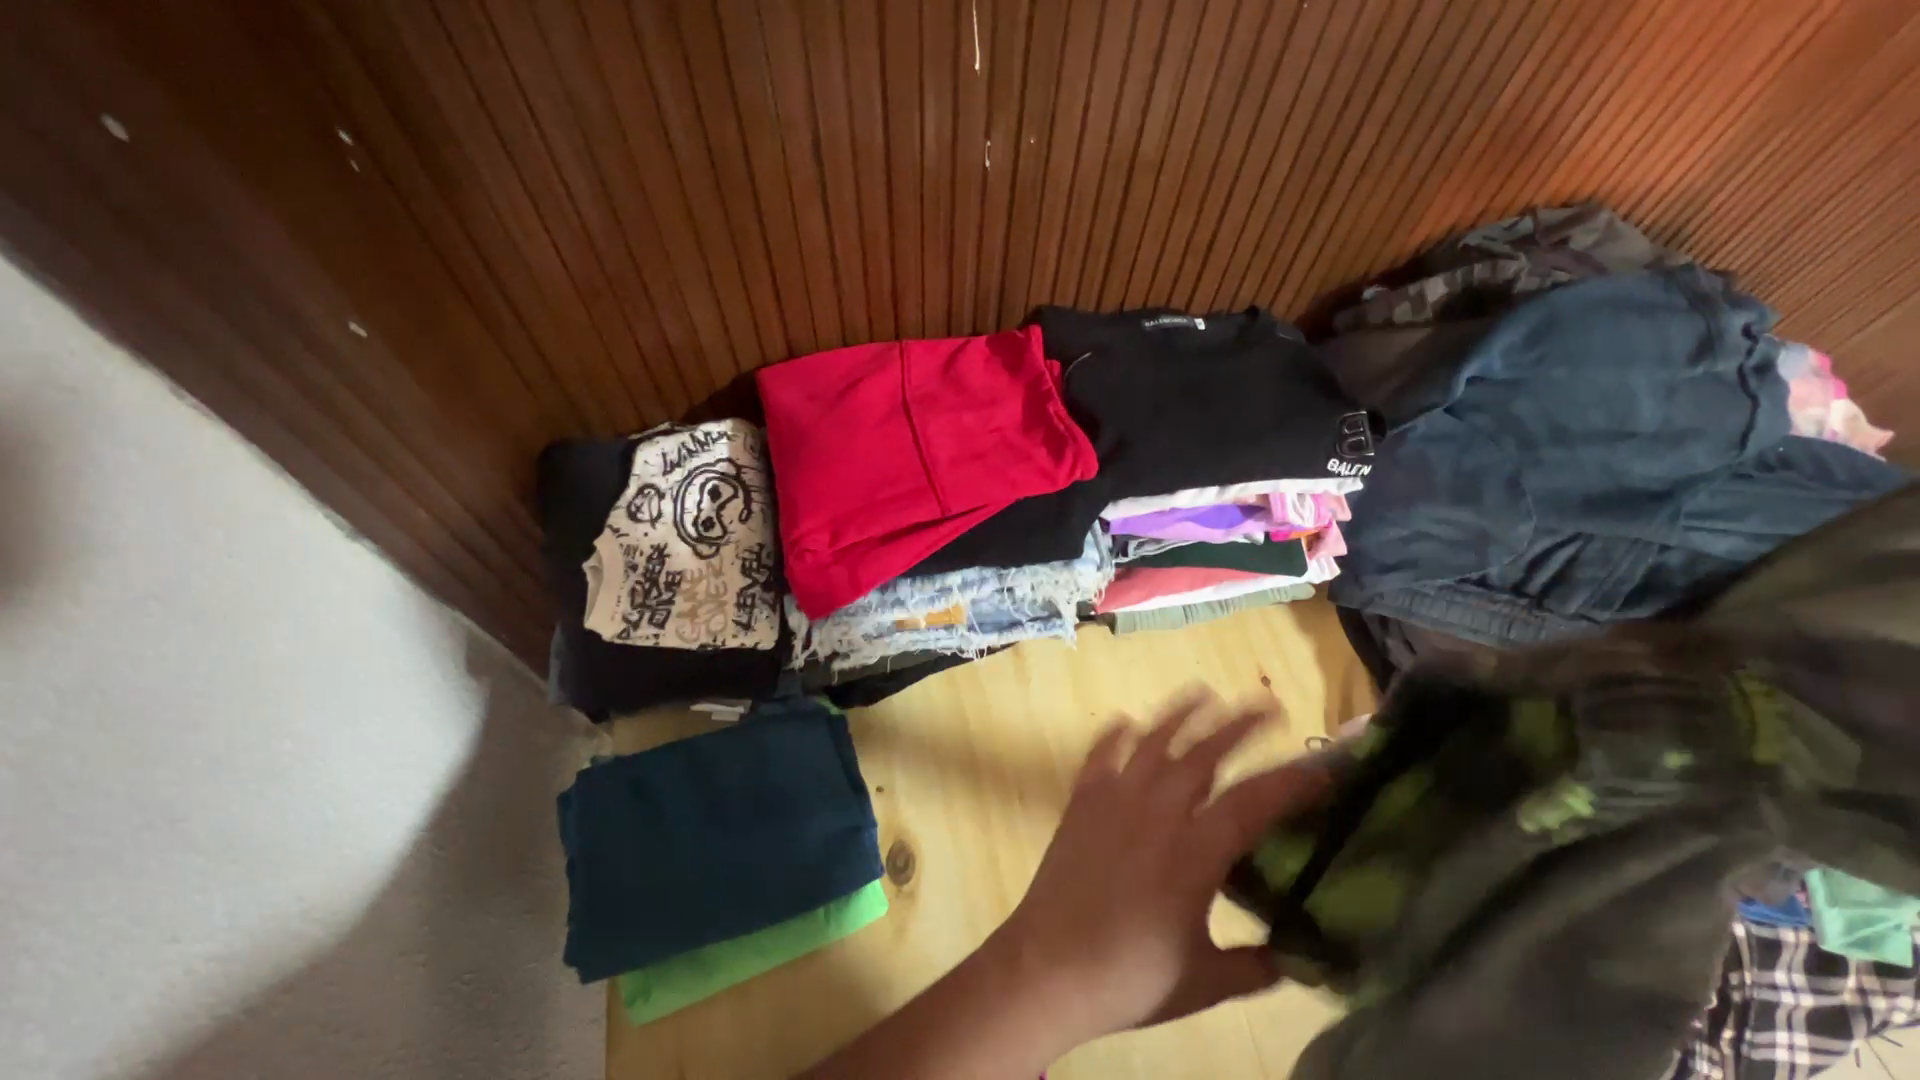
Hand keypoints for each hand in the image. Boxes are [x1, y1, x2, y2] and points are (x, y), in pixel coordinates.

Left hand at [986, 687, 1331, 1045]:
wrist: (1045, 970)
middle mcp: (1156, 813)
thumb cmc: (1128, 979)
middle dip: (1240, 725)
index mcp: (1195, 853)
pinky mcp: (1080, 804)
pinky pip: (1100, 756)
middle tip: (1268, 706)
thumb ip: (1258, 967)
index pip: (1255, 803)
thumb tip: (1301, 959)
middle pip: (1204, 753)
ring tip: (1204, 694)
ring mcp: (1113, 802)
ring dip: (1181, 715)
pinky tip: (1125, 722)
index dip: (1293, 783)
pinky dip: (1114, 735)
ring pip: (1152, 743)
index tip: (1323, 770)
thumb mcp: (1205, 981)